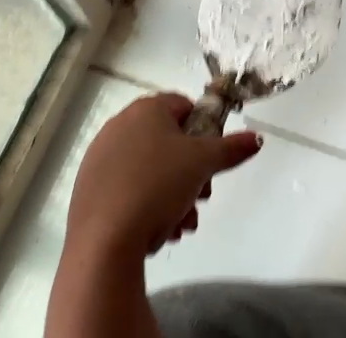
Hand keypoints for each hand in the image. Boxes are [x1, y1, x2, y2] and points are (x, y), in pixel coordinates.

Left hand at [64, 93, 262, 257]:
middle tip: (202, 196)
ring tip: (182, 224)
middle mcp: (119, 125)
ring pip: (150, 170)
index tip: (211, 158)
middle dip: (191, 171)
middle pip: (168, 142)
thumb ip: (232, 148)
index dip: (204, 130)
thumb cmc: (158, 185)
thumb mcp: (204, 163)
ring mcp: (100, 157)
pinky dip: (146, 204)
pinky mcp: (88, 188)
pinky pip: (128, 187)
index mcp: (146, 109)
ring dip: (173, 194)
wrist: (104, 239)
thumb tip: (257, 138)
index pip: (184, 106)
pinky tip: (158, 230)